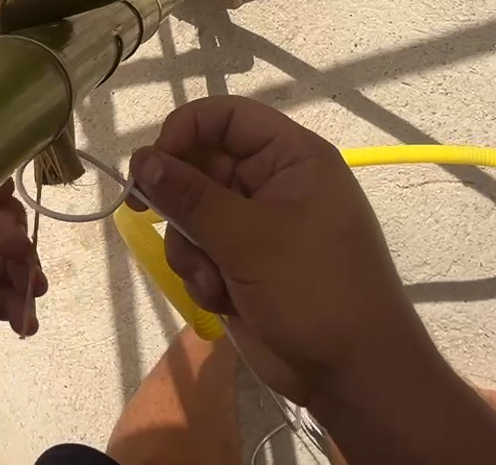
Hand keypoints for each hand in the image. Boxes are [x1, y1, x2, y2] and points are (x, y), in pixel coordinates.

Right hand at [127, 96, 421, 407]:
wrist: (355, 379)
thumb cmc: (313, 291)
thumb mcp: (247, 238)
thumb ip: (189, 195)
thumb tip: (140, 159)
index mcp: (291, 157)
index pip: (226, 116)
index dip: (185, 129)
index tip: (151, 161)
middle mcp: (272, 181)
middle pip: (202, 162)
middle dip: (180, 198)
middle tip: (145, 212)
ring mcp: (258, 222)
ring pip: (192, 209)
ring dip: (189, 243)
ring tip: (208, 278)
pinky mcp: (244, 259)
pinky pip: (200, 245)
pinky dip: (200, 270)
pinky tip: (218, 296)